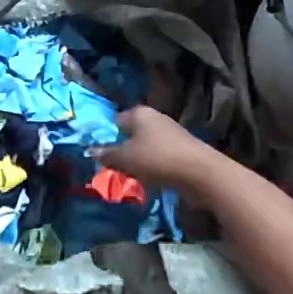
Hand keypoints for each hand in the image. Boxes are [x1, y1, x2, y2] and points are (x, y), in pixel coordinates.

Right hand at [92, 106, 220, 196]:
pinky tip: (150, 180)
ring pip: (145, 147)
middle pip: (130, 134)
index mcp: (139, 113)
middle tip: (113, 169)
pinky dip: (153, 167)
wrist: (200, 173)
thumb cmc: (157, 159)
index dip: (105, 138)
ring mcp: (170, 133)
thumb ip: (106, 154)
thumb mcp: (125, 158)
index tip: (100, 156)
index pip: (114, 121)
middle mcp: (154, 118)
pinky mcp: (181, 149)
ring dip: (137, 161)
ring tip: (131, 178)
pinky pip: (159, 157)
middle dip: (122, 151)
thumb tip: (91, 151)